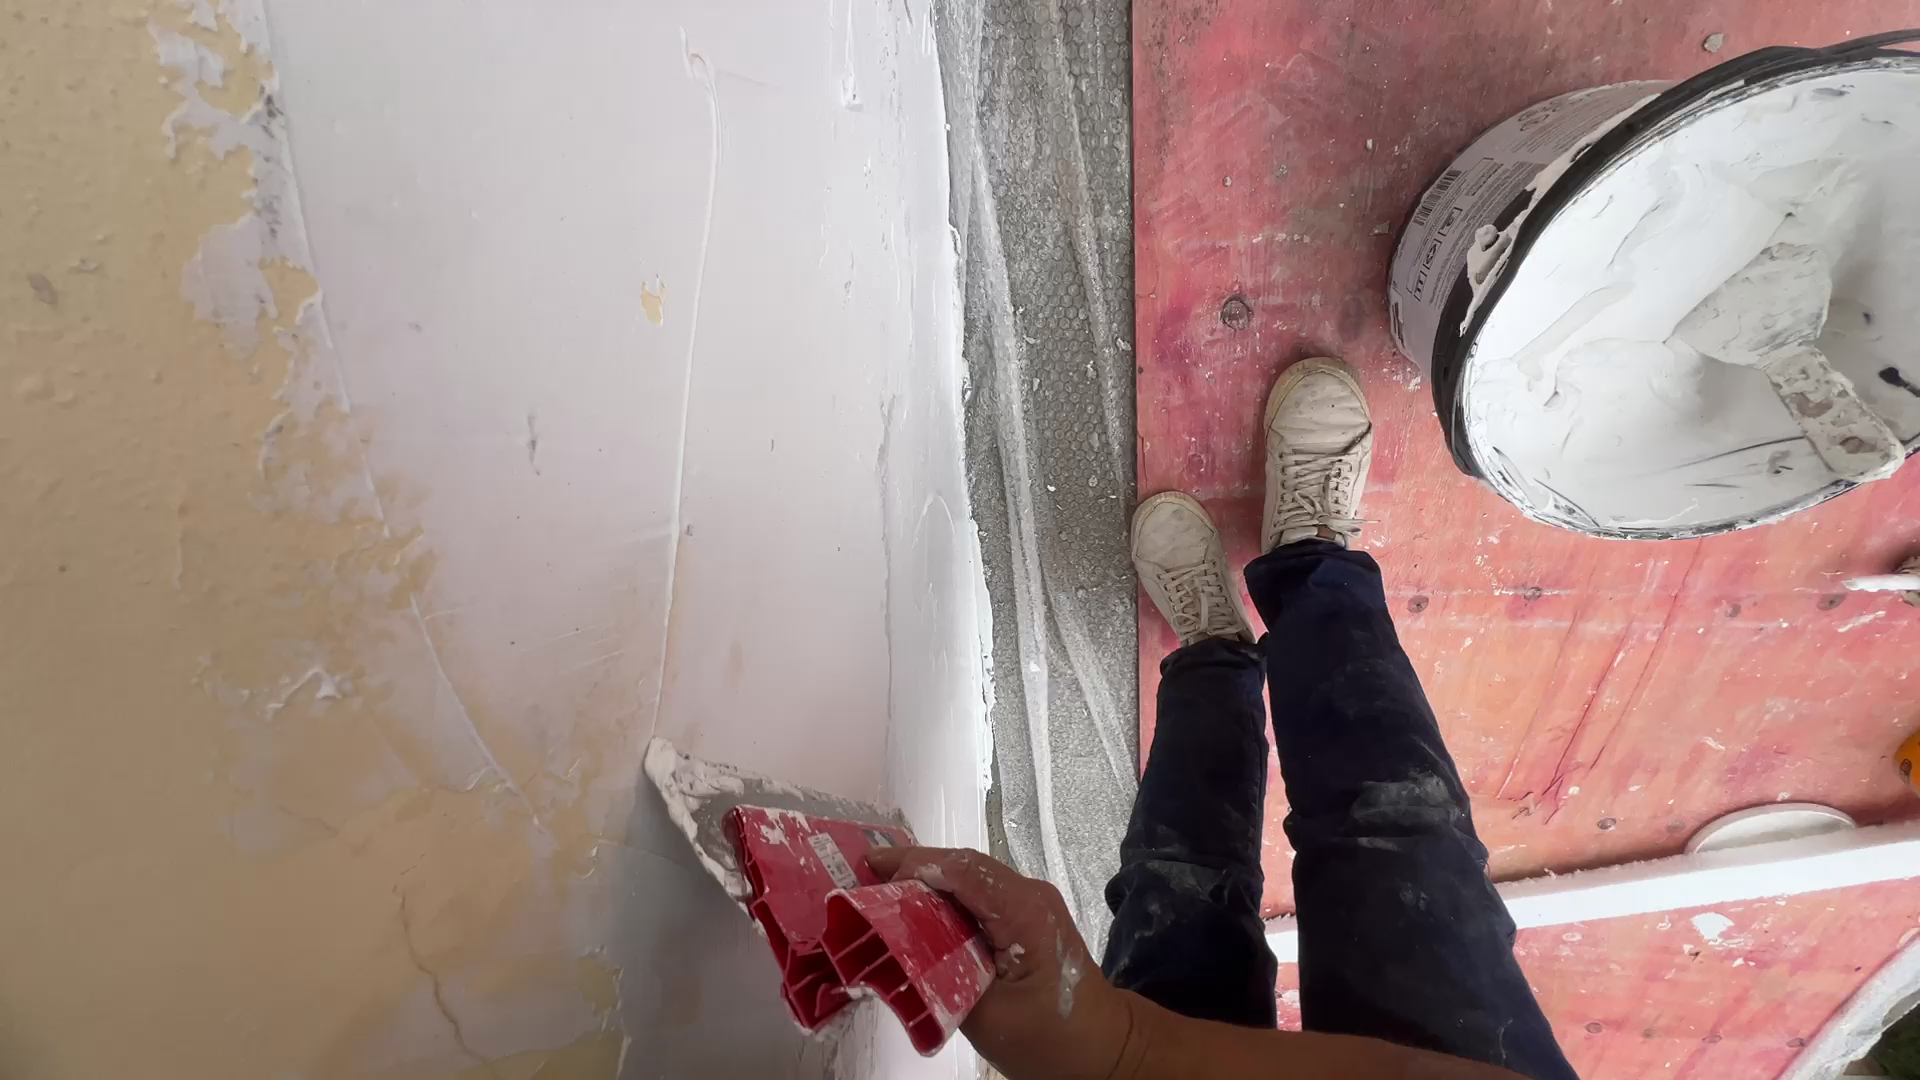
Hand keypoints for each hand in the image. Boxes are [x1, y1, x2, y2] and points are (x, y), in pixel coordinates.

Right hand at [866, 846, 1135, 1078]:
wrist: (1106, 1051)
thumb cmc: (1051, 1041)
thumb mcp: (988, 1017)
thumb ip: (942, 977)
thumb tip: (897, 951)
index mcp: (1024, 910)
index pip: (963, 870)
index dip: (917, 865)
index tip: (874, 870)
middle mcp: (1028, 892)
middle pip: (964, 865)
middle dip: (915, 865)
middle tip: (867, 870)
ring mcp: (1029, 900)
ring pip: (970, 875)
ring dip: (929, 877)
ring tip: (884, 884)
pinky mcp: (1025, 914)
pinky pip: (980, 893)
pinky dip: (946, 894)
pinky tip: (919, 906)